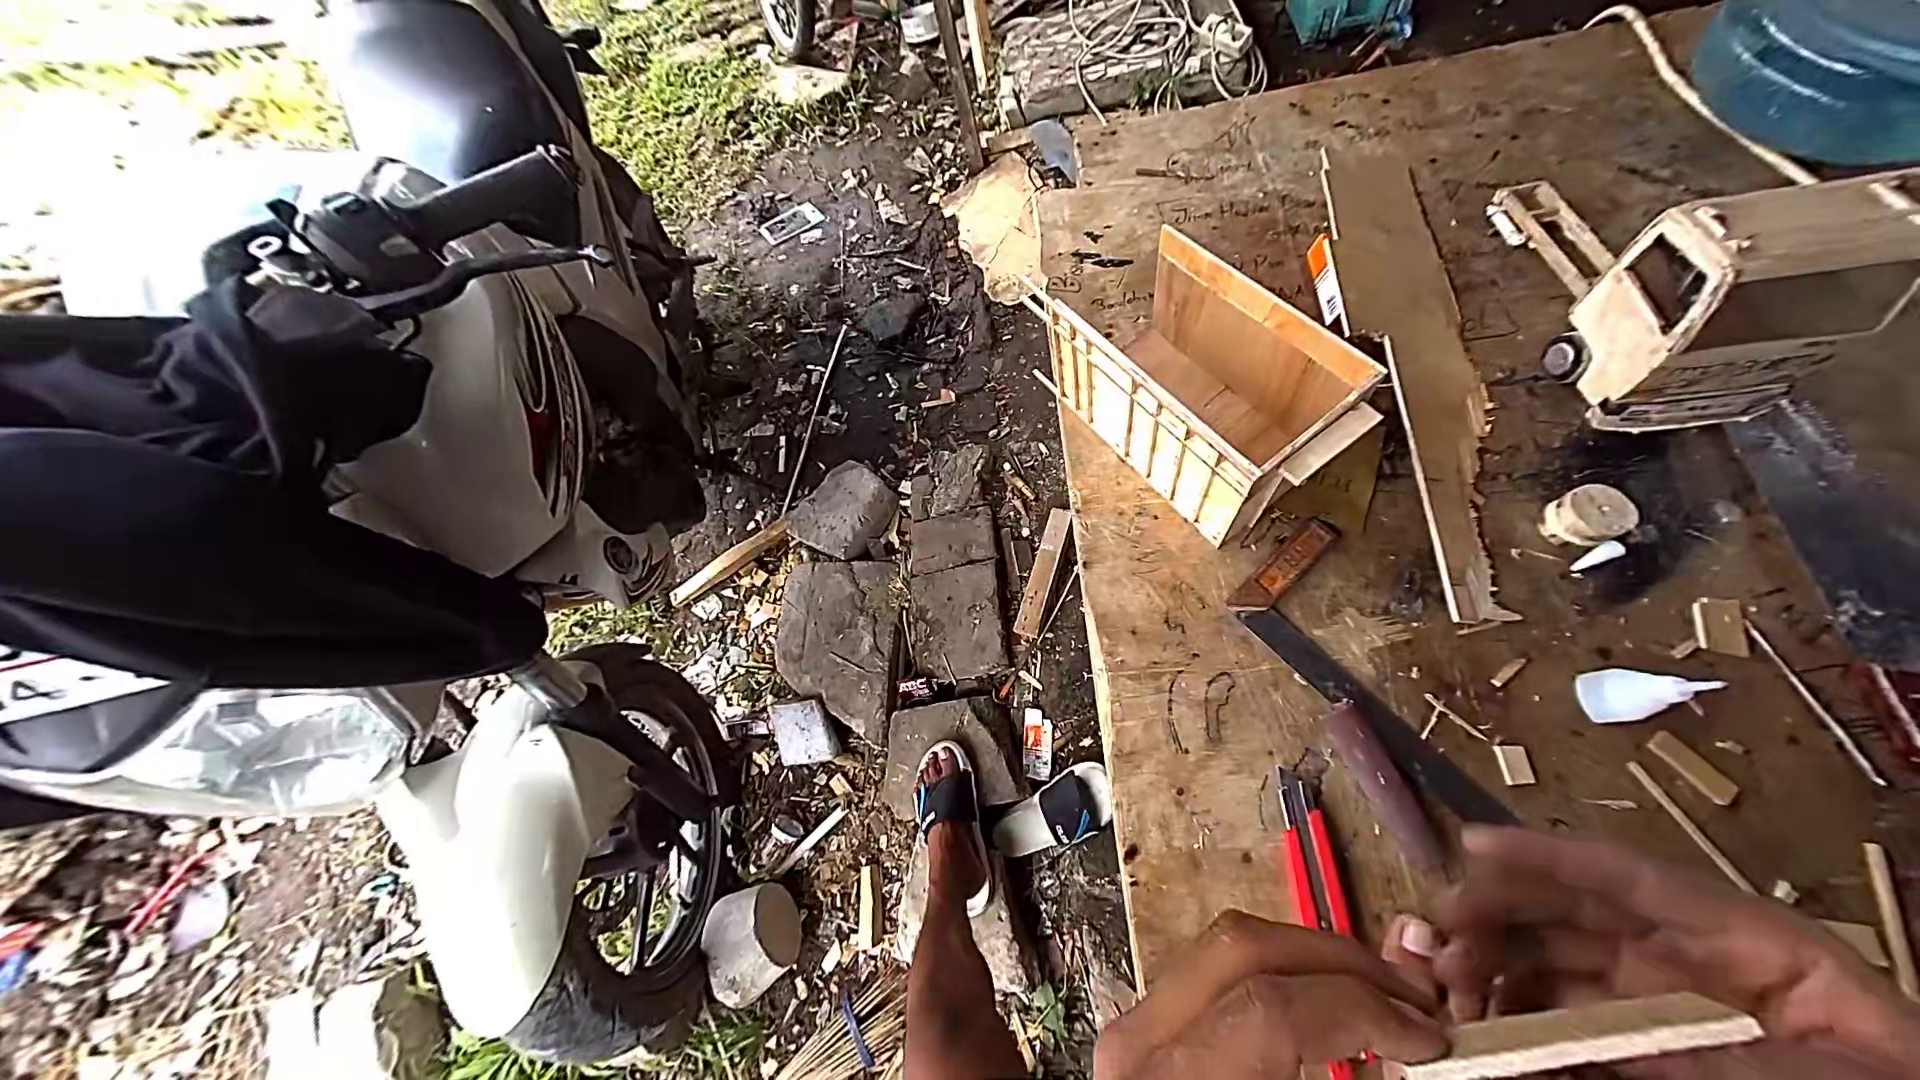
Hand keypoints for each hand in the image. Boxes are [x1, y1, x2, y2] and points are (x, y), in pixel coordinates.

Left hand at [1093, 911, 1447, 1079]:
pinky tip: (1315, 1006)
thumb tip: (1409, 1056)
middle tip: (1406, 997)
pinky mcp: (1138, 1030)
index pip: (1270, 1008)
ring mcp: (1132, 1029)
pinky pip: (1210, 978)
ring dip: (1304, 962)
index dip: (1359, 1008)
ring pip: (1222, 950)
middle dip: (1335, 960)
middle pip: (1239, 949)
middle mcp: (1141, 1043)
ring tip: (1370, 996)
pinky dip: (1271, 979)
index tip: (1427, 1035)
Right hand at [1429, 826, 1919, 1078]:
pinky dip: (1511, 1005)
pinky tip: (1482, 1014)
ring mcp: (1652, 993)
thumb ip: (1722, 1057)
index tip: (1472, 842)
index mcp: (1742, 937)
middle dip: (1492, 909)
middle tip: (1441, 930)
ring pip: (1544, 953)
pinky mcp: (1632, 1034)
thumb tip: (1599, 1041)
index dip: (1542, 852)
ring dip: (1488, 957)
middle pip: (1563, 906)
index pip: (1624, 875)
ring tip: (1449, 979)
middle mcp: (1678, 950)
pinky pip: (1556, 1006)